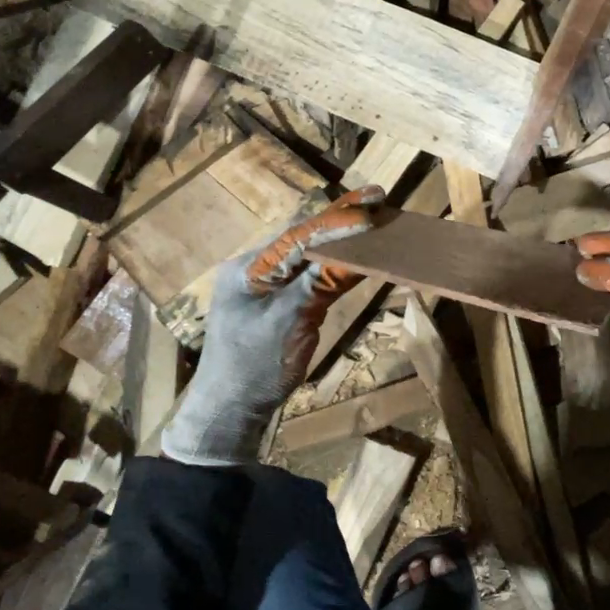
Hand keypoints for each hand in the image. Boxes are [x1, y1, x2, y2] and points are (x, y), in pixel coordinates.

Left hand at [160, 187, 383, 466]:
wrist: (231, 411)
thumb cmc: (253, 366)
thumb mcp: (287, 322)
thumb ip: (316, 283)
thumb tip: (350, 252)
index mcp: (248, 268)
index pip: (297, 236)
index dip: (335, 222)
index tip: (370, 210)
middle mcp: (259, 269)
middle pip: (305, 237)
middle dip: (341, 218)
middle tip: (377, 198)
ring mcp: (273, 286)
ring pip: (313, 253)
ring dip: (344, 237)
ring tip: (377, 217)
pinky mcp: (288, 301)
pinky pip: (317, 273)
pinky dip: (341, 261)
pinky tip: (363, 251)